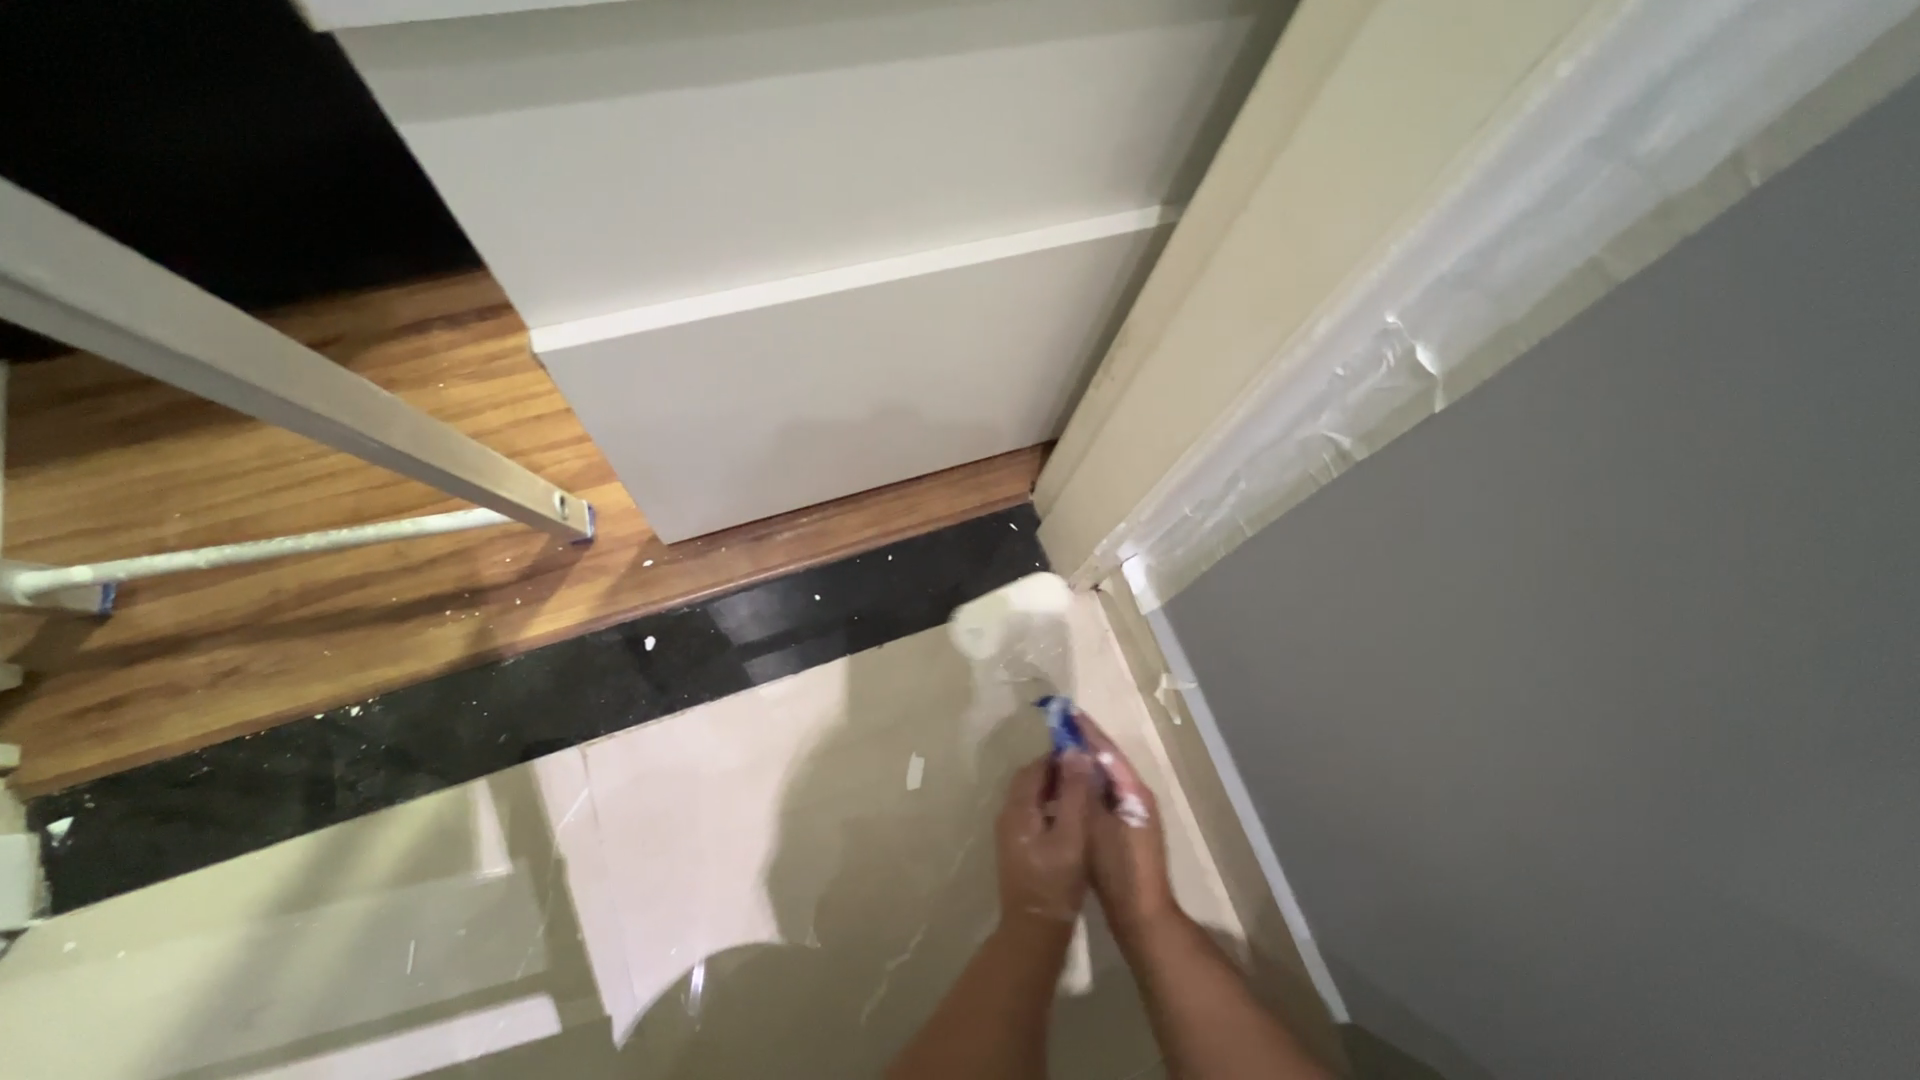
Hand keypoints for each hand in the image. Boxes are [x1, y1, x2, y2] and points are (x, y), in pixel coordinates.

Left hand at [994, 751, 1096, 926]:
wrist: (1034, 930)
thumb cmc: (1055, 881)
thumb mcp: (1072, 835)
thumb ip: (1074, 793)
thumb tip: (1075, 752)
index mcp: (1018, 809)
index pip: (1035, 768)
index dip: (1058, 757)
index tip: (1084, 754)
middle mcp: (1008, 815)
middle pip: (1030, 781)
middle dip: (1056, 771)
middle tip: (1086, 772)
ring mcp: (1010, 833)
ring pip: (1032, 798)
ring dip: (1055, 789)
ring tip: (1084, 792)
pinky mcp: (1017, 848)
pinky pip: (1033, 814)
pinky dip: (1051, 807)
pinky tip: (1073, 818)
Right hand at [1077, 714, 1179, 942]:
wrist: (1141, 916)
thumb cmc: (1119, 869)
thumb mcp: (1096, 826)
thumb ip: (1085, 789)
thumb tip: (1073, 755)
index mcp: (1133, 792)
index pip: (1107, 752)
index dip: (1087, 731)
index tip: (1066, 711)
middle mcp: (1136, 797)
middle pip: (1107, 762)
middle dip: (1083, 743)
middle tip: (1056, 727)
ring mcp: (1131, 815)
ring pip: (1104, 780)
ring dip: (1082, 764)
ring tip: (1055, 751)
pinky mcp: (1123, 830)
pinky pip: (1101, 797)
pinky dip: (1083, 787)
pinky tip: (1064, 788)